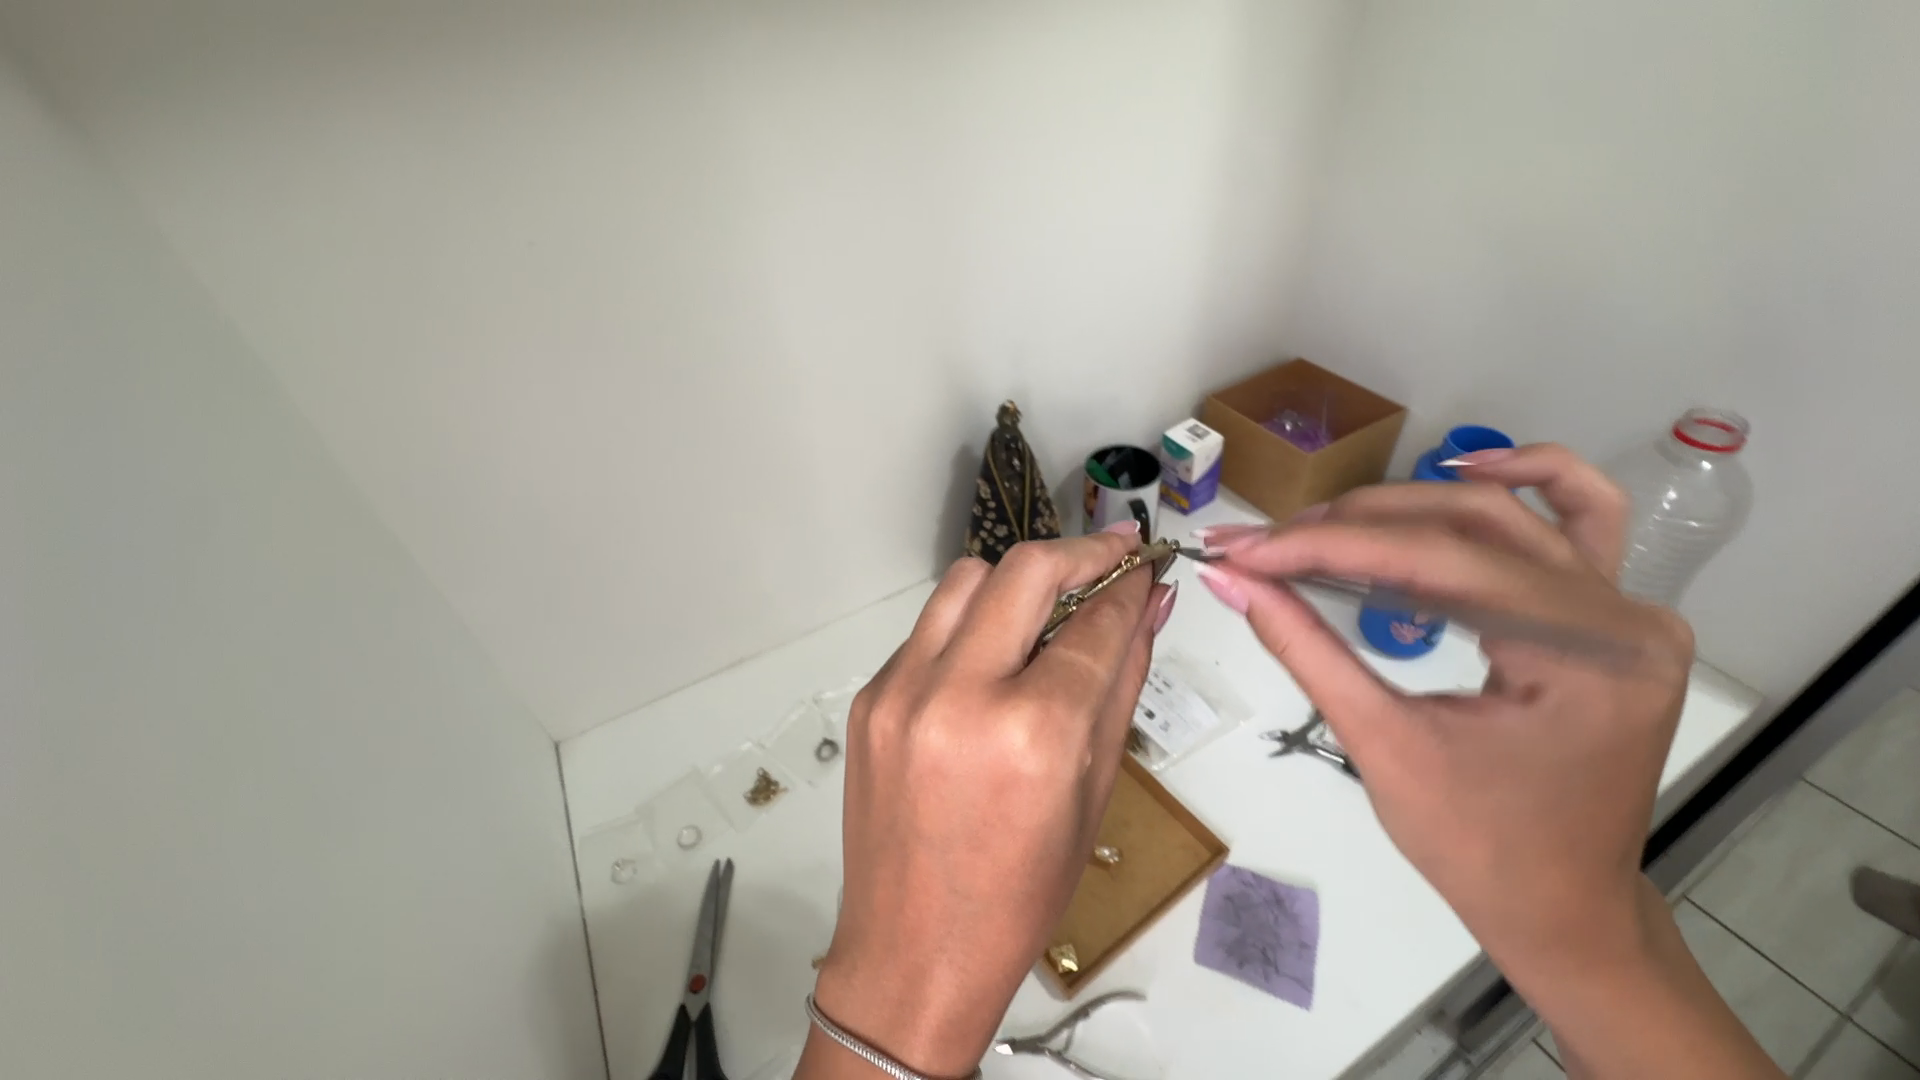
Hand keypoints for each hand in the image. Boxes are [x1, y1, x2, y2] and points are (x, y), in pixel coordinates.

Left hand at [802, 527, 1175, 1077]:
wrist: (913, 951)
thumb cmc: (1022, 893)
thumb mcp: (1093, 792)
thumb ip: (1121, 684)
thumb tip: (1150, 607)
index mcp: (1033, 734)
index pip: (1095, 624)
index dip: (1129, 585)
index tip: (1146, 567)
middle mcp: (959, 693)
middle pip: (1025, 570)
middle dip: (1079, 551)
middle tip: (1111, 555)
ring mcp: (901, 690)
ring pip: (967, 580)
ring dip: (1017, 579)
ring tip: (1047, 608)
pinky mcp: (869, 697)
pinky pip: (931, 629)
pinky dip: (972, 626)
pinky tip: (991, 663)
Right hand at [1192, 444, 1691, 990]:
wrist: (1560, 906)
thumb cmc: (1474, 844)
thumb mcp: (1380, 744)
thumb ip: (1303, 648)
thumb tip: (1228, 580)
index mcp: (1582, 654)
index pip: (1432, 561)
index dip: (1322, 548)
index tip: (1240, 549)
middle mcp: (1622, 614)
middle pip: (1467, 524)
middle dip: (1349, 527)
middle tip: (1261, 545)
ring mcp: (1625, 610)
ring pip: (1508, 513)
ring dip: (1406, 507)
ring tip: (1321, 525)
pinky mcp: (1607, 616)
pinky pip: (1577, 522)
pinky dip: (1523, 485)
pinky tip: (1465, 468)